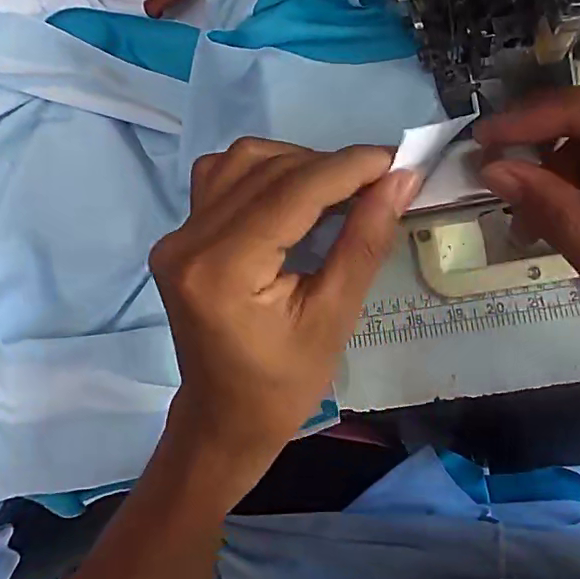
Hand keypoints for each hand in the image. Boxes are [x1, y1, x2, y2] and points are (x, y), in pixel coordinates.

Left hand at [149, 138, 419, 479]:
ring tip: (342, 188)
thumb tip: (401, 181)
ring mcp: (178, 235)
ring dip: (300, 163)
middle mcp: (189, 241)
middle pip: (269, 169)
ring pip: (244, 161)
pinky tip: (296, 193)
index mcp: (224, 271)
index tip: (398, 161)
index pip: (293, 191)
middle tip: (381, 181)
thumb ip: (365, 242)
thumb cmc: (284, 385)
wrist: (224, 417)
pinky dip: (267, 170)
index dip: (350, 167)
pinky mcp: (181, 235)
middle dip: (333, 166)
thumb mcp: (335, 318)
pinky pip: (224, 175)